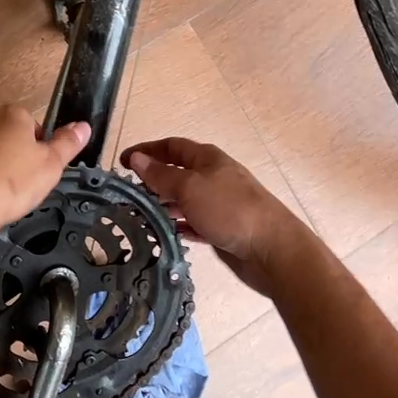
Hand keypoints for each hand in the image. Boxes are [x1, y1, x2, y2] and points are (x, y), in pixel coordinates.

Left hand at [0, 106, 89, 240]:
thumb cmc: (11, 184)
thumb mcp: (51, 166)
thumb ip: (67, 144)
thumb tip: (83, 126)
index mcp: (15, 114)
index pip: (32, 126)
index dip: (37, 149)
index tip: (35, 171)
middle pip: (5, 131)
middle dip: (11, 152)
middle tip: (16, 183)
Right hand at [124, 137, 311, 296]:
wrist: (274, 251)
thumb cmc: (230, 210)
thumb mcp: (190, 188)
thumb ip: (161, 176)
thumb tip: (137, 159)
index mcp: (207, 159)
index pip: (171, 147)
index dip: (147, 151)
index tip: (122, 161)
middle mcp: (212, 177)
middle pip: (177, 173)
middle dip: (152, 180)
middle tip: (127, 193)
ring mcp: (219, 204)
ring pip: (183, 200)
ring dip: (163, 205)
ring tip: (138, 215)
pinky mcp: (222, 229)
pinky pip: (193, 223)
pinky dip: (178, 225)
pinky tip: (163, 234)